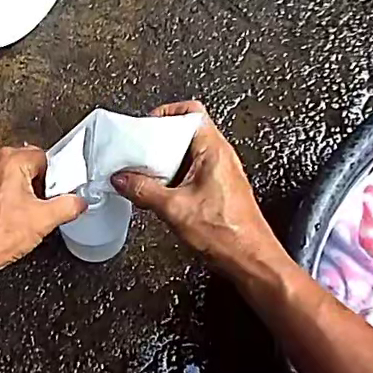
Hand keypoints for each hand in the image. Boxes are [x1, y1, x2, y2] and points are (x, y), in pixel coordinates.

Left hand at [0, 146, 87, 281]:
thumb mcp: (45, 220)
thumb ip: (69, 206)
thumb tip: (78, 202)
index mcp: (11, 160)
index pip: (46, 157)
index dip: (56, 178)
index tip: (57, 195)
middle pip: (30, 168)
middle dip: (40, 188)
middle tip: (41, 210)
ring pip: (14, 182)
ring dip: (23, 199)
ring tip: (23, 221)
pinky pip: (0, 194)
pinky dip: (8, 207)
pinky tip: (9, 225)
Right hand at [110, 101, 285, 274]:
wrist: (249, 259)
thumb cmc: (228, 234)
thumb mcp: (174, 209)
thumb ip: (143, 191)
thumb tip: (122, 179)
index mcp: (214, 150)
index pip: (191, 112)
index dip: (166, 113)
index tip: (145, 126)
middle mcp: (220, 157)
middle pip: (185, 133)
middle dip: (158, 141)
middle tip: (139, 152)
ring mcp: (220, 173)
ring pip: (186, 154)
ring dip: (164, 162)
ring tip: (145, 174)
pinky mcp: (217, 190)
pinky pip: (190, 173)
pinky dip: (172, 178)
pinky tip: (158, 194)